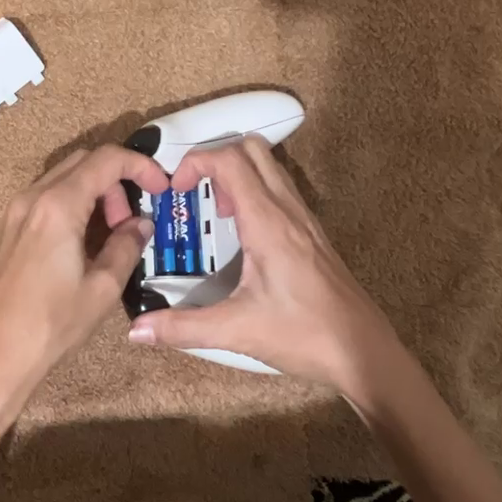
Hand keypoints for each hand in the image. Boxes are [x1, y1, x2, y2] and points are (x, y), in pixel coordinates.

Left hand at [0, 145, 168, 419]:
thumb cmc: (51, 324)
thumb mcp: (102, 288)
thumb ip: (126, 246)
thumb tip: (142, 224)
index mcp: (57, 206)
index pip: (106, 160)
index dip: (140, 166)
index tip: (162, 186)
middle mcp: (33, 197)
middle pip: (84, 161)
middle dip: (117, 180)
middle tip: (132, 220)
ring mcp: (16, 210)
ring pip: (65, 176)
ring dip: (96, 191)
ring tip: (113, 234)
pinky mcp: (10, 227)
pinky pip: (49, 196)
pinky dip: (75, 202)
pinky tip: (87, 240)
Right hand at [125, 137, 403, 400]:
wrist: (364, 352)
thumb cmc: (306, 335)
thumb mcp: (237, 330)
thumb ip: (183, 327)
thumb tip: (137, 330)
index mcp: (268, 223)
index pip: (230, 160)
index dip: (195, 161)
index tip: (175, 188)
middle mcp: (288, 211)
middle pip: (252, 149)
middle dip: (216, 158)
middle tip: (196, 194)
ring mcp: (304, 220)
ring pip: (269, 167)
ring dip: (237, 174)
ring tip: (216, 213)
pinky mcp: (312, 234)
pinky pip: (280, 191)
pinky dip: (254, 192)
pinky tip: (242, 235)